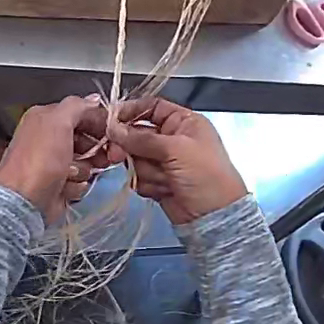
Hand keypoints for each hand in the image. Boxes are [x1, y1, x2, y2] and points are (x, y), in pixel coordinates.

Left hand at [0, 95, 113, 220]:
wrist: (24, 202)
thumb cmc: (40, 160)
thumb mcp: (58, 122)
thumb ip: (77, 106)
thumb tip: (94, 99)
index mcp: (45, 119)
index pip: (81, 113)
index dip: (99, 122)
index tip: (113, 132)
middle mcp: (49, 139)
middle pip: (87, 139)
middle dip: (96, 148)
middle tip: (105, 156)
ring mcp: (54, 164)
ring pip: (86, 162)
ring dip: (83, 169)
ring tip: (71, 173)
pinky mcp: (59, 185)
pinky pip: (79, 182)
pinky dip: (75, 185)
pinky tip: (64, 187)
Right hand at [106, 97, 246, 224]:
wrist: (214, 215)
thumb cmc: (206, 175)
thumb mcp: (176, 149)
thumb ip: (142, 138)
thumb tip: (113, 128)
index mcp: (183, 122)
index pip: (151, 108)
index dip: (130, 112)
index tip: (109, 121)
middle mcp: (172, 139)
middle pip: (136, 134)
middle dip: (130, 148)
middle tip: (117, 155)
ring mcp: (164, 161)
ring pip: (135, 158)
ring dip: (146, 171)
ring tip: (165, 179)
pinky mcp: (158, 181)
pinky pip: (138, 177)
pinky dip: (148, 184)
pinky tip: (164, 190)